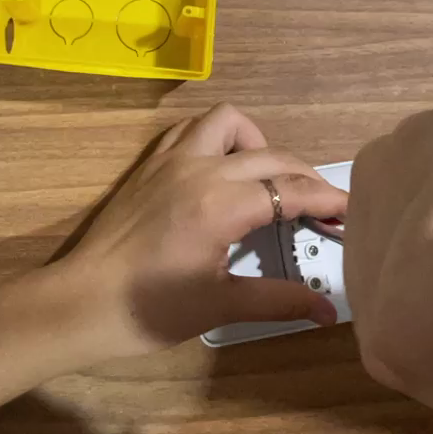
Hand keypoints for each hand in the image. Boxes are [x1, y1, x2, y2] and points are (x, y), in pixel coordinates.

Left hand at [60, 103, 347, 357]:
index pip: (290, 190)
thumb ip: (278, 300)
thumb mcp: (219, 305)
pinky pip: (191, 130)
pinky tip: (219, 169)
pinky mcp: (150, 164)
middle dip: (304, 176)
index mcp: (221, 203)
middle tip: (321, 207)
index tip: (352, 210)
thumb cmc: (150, 309)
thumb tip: (328, 311)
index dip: (327, 199)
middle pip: (271, 155)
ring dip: (256, 142)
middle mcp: (200, 169)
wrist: (80, 302)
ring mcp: (171, 160)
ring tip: (265, 178)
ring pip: (226, 122)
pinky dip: (216, 138)